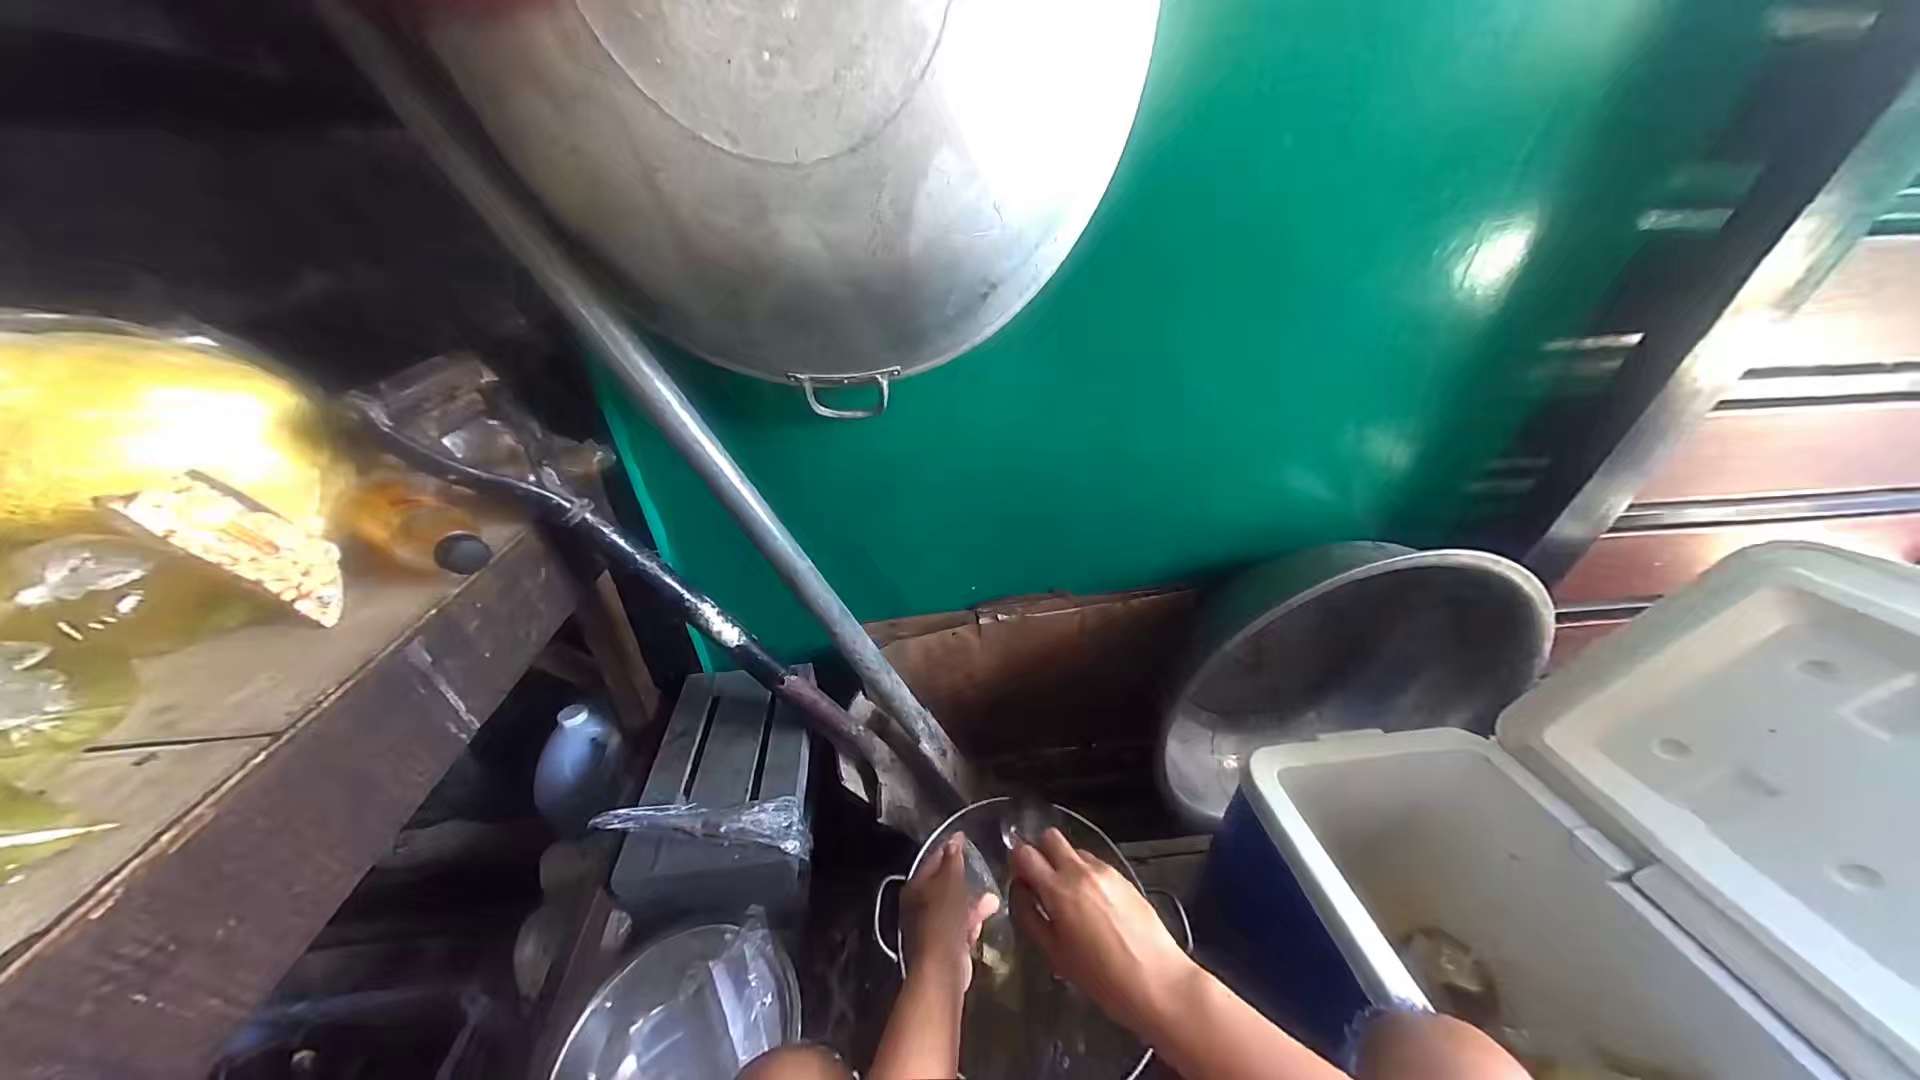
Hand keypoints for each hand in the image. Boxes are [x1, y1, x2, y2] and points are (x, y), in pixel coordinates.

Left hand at [902, 834, 999, 992]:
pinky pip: (959, 928)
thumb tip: (954, 839)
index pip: (932, 860)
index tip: (964, 838)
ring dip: (972, 903)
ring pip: (954, 908)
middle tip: (980, 869)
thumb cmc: (943, 920)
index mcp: (915, 888)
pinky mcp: (944, 947)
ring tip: (991, 900)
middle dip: (963, 878)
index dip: (948, 847)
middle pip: (943, 884)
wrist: (942, 970)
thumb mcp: (950, 882)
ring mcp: (931, 928)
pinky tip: (982, 922)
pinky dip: (970, 923)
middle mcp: (919, 906)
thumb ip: (952, 860)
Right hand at [1009, 828, 1193, 1031]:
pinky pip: (1094, 863)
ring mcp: (1104, 870)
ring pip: (1073, 849)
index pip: (1025, 852)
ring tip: (1069, 895)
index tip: (1018, 876)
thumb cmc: (1102, 978)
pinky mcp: (1122, 876)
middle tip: (1041, 879)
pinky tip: (1093, 903)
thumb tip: (1020, 891)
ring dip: (1064, 863)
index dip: (1016, 860)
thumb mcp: (1055, 954)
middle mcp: (1080, 871)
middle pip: (1049, 836)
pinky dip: (1085, 873)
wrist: (1158, 981)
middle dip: (1040, 851)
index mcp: (1058, 890)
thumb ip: (1030, 916)